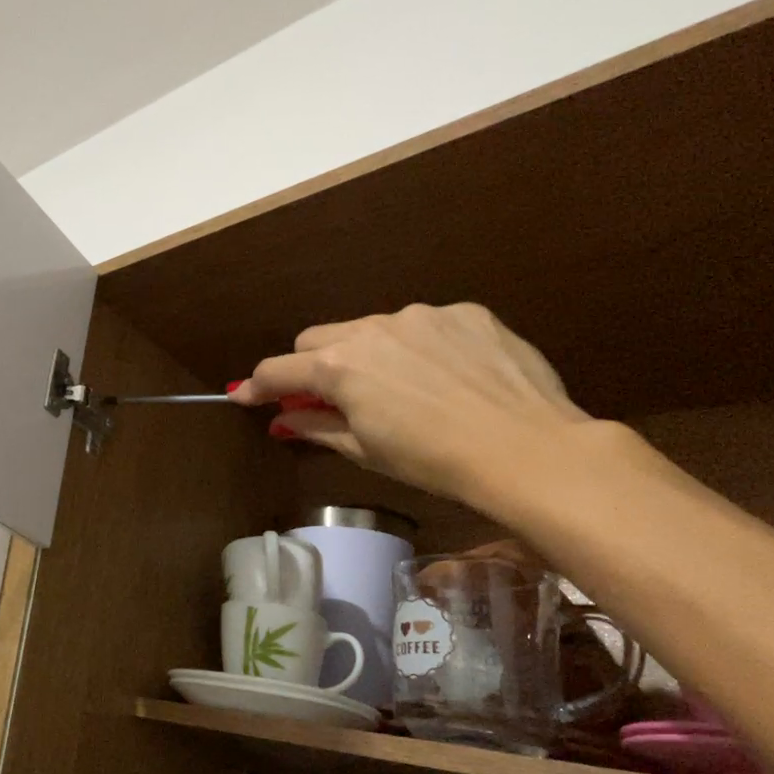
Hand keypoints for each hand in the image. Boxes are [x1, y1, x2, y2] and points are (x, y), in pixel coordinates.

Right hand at [230, 303, 594, 504]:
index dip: (256, 386)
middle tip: (327, 397)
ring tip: (398, 387)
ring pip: (370, 328)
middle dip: (312, 365)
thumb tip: (285, 420)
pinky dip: (418, 347)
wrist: (529, 448)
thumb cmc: (433, 460)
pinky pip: (423, 325)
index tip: (244, 397)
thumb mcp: (364, 451)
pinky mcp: (466, 314)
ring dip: (366, 354)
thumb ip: (316, 427)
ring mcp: (421, 316)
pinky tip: (444, 377)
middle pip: (316, 339)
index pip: (277, 370)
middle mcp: (370, 329)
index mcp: (337, 367)